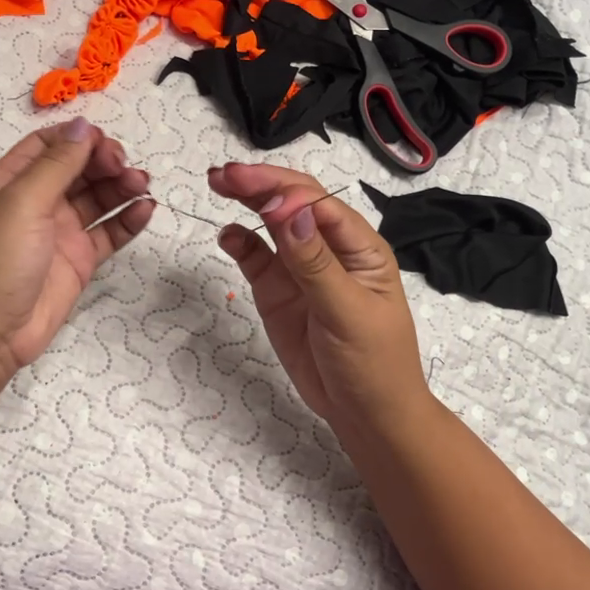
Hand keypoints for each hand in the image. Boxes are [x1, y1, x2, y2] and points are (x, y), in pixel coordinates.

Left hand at [0, 118, 154, 375]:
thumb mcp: (22, 203)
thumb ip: (56, 164)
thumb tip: (83, 125)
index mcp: (11, 180)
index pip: (49, 144)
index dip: (78, 138)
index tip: (104, 145)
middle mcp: (36, 201)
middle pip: (78, 167)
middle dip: (104, 161)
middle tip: (126, 168)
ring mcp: (59, 231)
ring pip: (97, 197)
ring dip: (121, 186)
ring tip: (142, 186)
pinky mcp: (78, 260)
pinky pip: (109, 232)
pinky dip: (128, 219)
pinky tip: (146, 210)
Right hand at [209, 162, 429, 425]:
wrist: (365, 414)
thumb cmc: (372, 362)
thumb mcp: (347, 312)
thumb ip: (314, 263)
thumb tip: (289, 211)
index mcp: (359, 246)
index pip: (318, 204)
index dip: (284, 191)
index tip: (250, 189)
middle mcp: (328, 248)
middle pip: (292, 204)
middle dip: (260, 184)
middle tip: (221, 174)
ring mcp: (300, 269)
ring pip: (271, 224)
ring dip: (246, 203)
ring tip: (216, 184)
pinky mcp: (278, 292)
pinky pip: (256, 258)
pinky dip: (240, 243)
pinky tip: (226, 235)